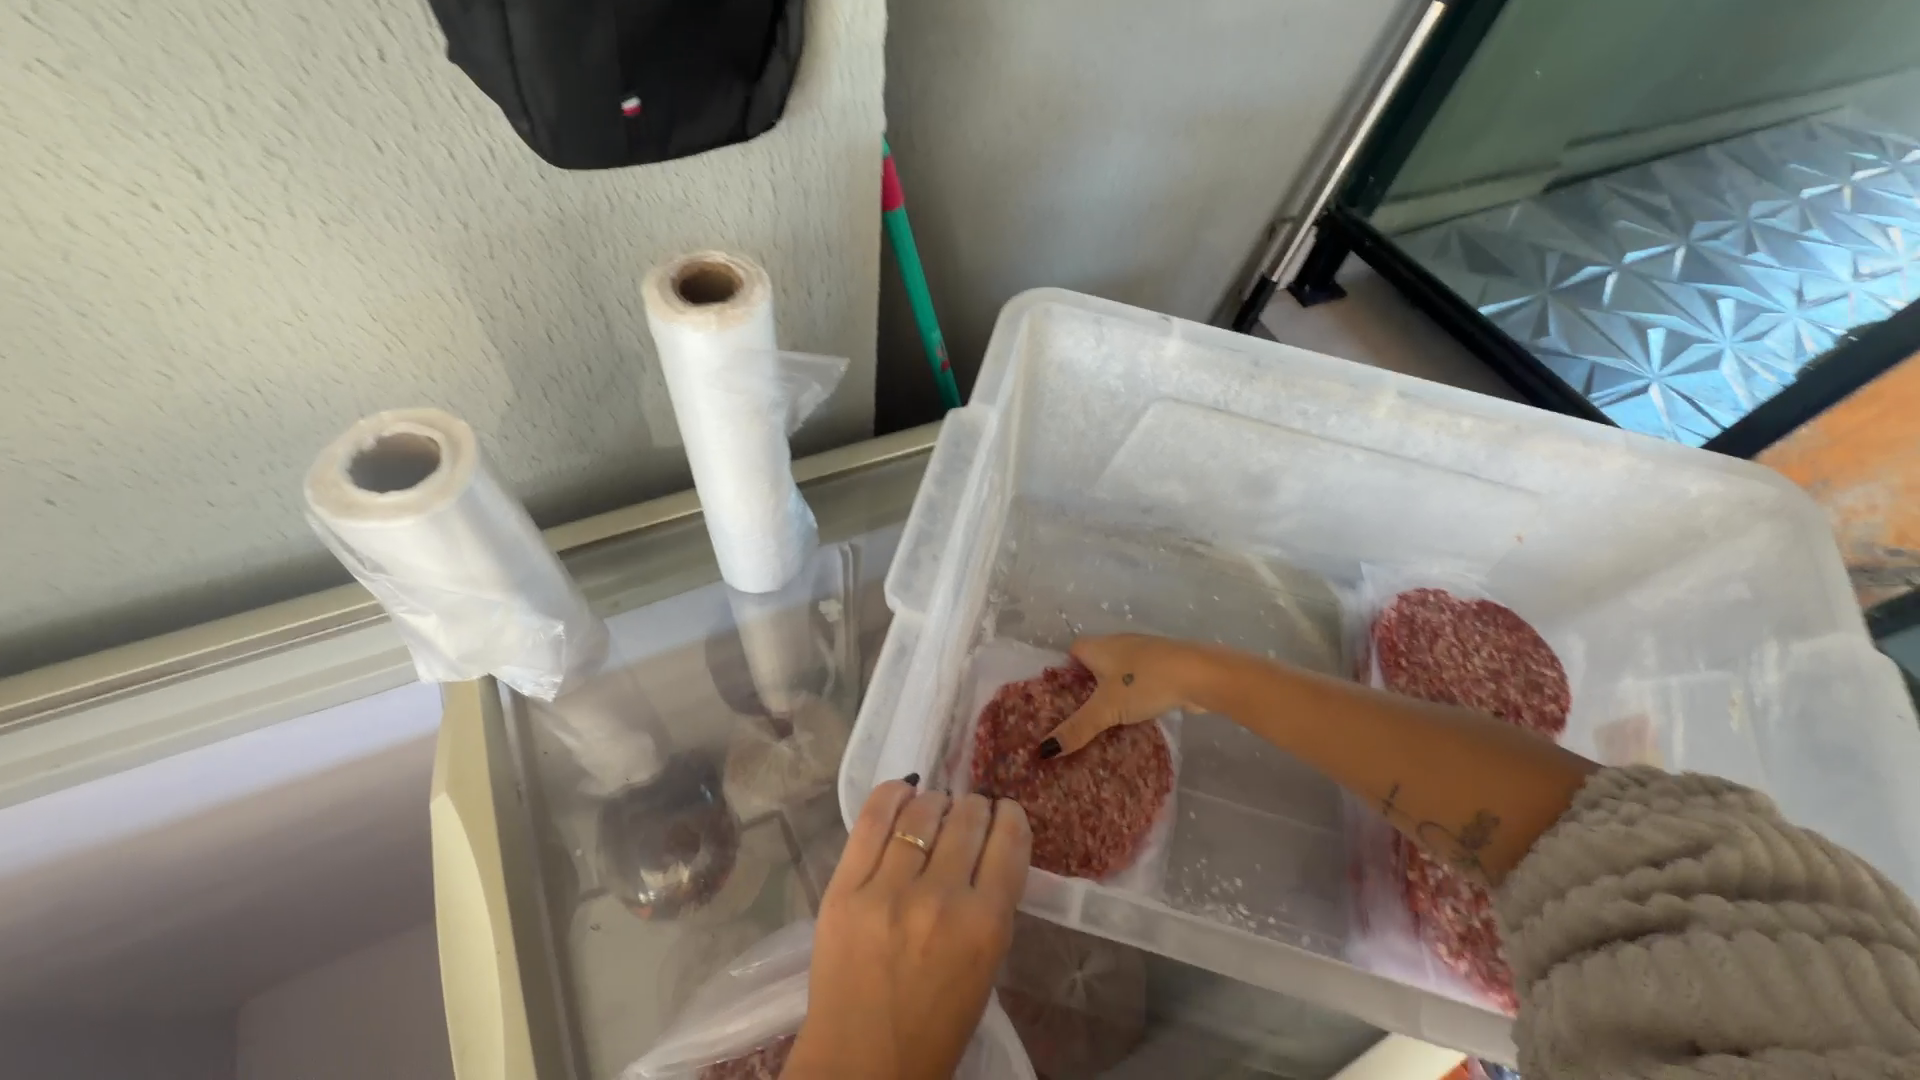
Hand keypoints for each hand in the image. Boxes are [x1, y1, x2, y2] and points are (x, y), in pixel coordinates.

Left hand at [785, 780, 1030, 1079]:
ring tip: (934, 811)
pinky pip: (872, 820)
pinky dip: (893, 796)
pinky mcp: (844, 889)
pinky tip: (902, 794)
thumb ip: (989, 903)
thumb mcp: (985, 965)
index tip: (1003, 814)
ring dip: (936, 803)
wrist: (861, 1065)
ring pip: (922, 810)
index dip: (1009, 816)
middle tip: (967, 816)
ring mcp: (887, 890)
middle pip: (967, 817)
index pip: (1009, 839)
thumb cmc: (935, 1026)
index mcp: (985, 925)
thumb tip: (986, 843)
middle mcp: (940, 899)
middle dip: (974, 809)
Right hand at [1042, 634, 1208, 756]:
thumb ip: (1076, 728)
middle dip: (1085, 688)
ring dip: (1111, 694)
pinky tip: (1132, 719)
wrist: (1200, 674)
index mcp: (1099, 646)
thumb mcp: (1106, 708)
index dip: (1063, 673)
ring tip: (1101, 723)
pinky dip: (1133, 699)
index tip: (1057, 700)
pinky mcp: (1164, 669)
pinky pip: (1139, 684)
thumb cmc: (1145, 682)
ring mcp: (1144, 655)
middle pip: (1094, 664)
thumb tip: (1043, 751)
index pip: (1071, 653)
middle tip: (1075, 718)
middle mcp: (1119, 645)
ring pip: (1118, 675)